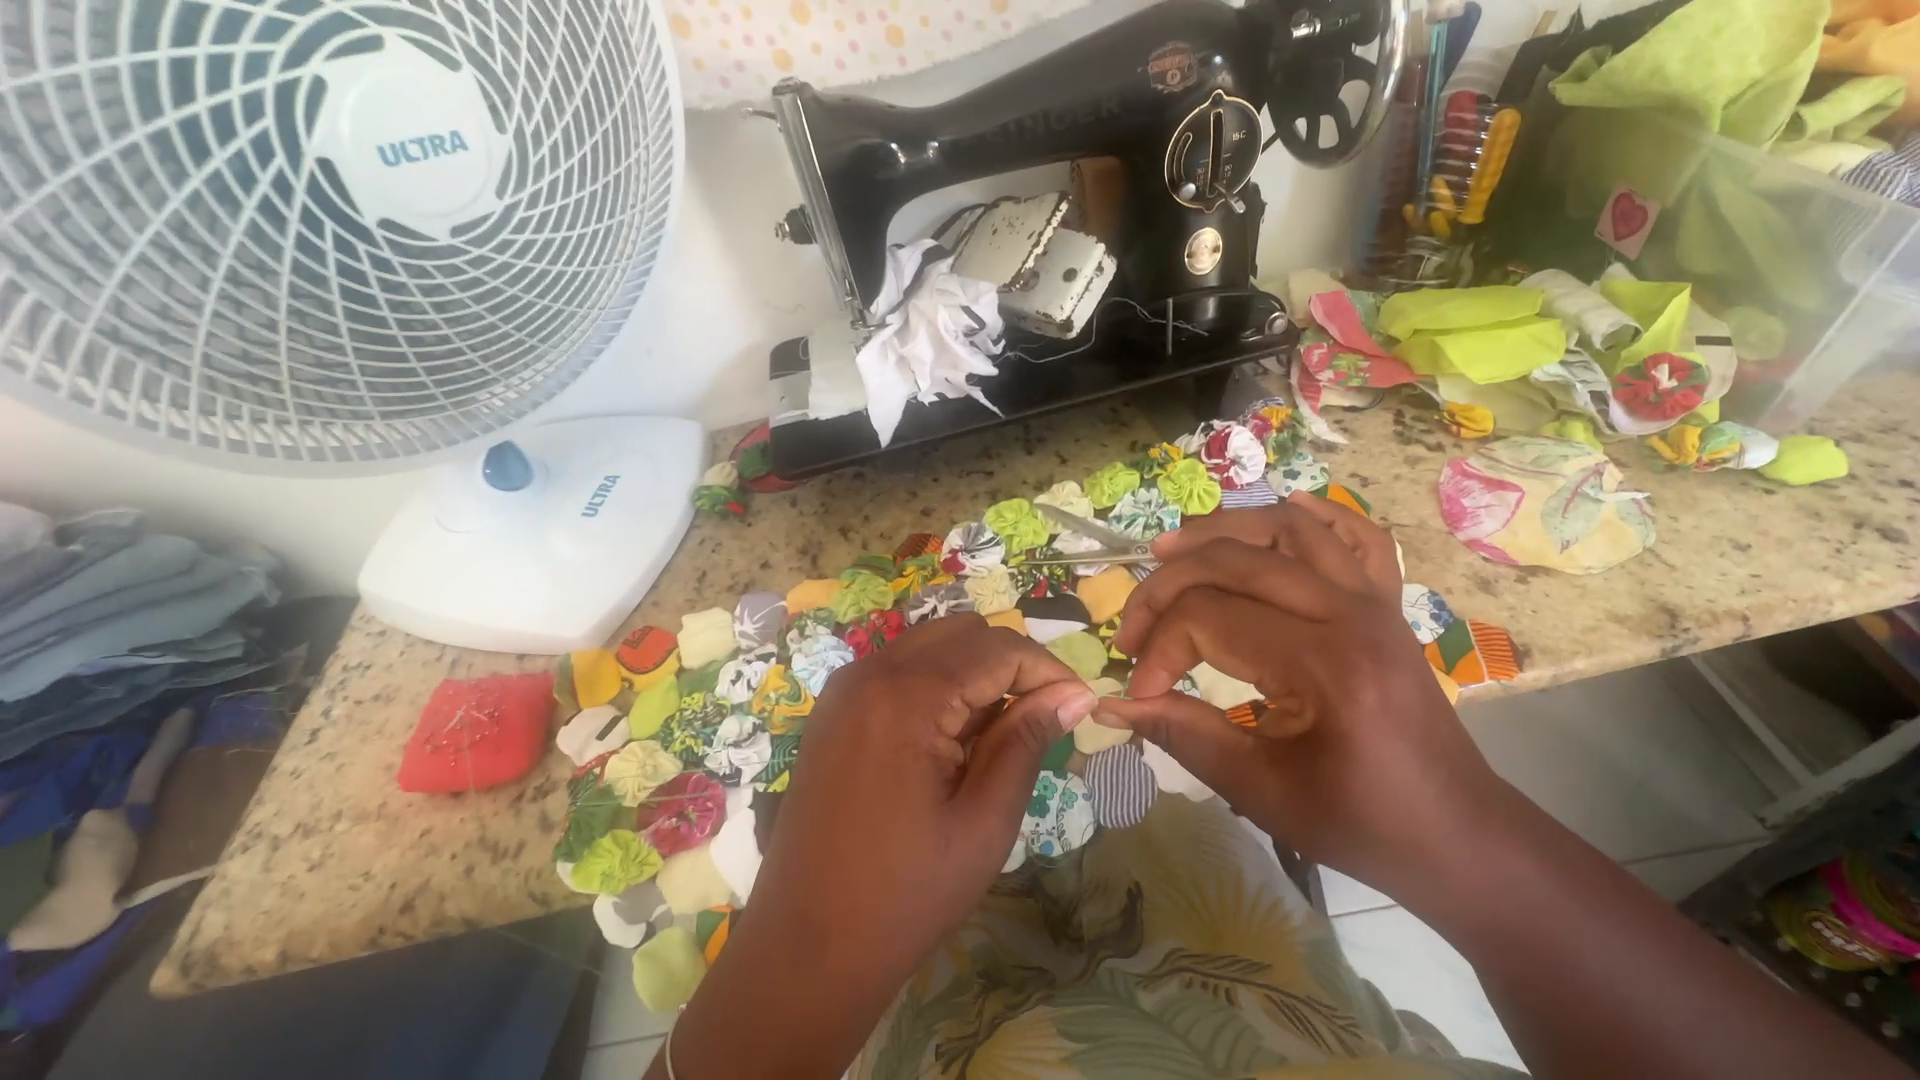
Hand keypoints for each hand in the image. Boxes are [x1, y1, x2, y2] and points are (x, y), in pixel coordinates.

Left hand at [756, 614, 1092, 970]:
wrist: (808, 947)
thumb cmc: (906, 894)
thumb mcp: (984, 822)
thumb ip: (1026, 742)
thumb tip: (1074, 694)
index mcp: (906, 697)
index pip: (996, 649)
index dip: (1047, 669)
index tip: (1081, 705)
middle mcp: (868, 675)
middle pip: (960, 634)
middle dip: (1009, 664)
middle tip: (1040, 721)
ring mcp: (842, 692)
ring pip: (927, 647)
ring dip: (972, 672)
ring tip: (996, 737)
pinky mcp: (831, 715)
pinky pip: (896, 673)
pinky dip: (935, 686)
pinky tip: (949, 741)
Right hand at [1097, 495, 1506, 895]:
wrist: (1454, 832)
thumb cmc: (1358, 821)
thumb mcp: (1259, 790)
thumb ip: (1181, 734)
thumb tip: (1111, 704)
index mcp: (1322, 665)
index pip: (1207, 617)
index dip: (1156, 650)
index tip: (1137, 695)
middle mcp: (1349, 614)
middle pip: (1234, 561)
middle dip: (1165, 588)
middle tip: (1131, 628)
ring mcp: (1373, 602)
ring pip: (1287, 529)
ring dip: (1221, 530)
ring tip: (1169, 549)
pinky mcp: (1385, 605)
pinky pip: (1355, 537)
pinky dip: (1315, 516)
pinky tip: (1281, 509)